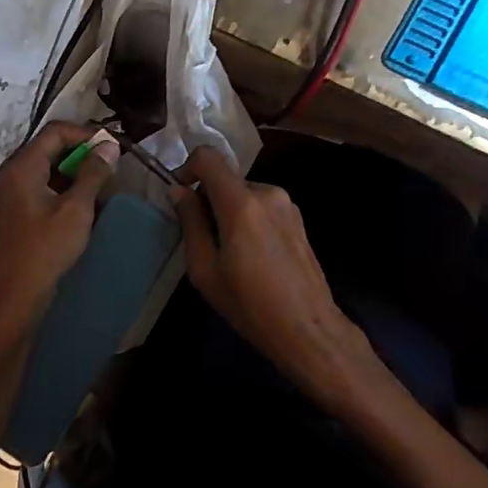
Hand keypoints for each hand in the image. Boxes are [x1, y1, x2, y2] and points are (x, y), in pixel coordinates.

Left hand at [0, 121, 117, 341]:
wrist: (20, 289)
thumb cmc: (48, 247)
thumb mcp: (76, 209)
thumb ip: (93, 173)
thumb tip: (109, 145)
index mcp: (23, 166)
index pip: (55, 131)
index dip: (85, 132)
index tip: (113, 144)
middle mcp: (15, 171)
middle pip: (50, 145)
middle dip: (82, 148)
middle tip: (112, 159)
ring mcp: (16, 188)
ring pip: (49, 164)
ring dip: (76, 166)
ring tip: (104, 176)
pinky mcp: (22, 205)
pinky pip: (45, 181)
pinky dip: (66, 182)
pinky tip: (87, 194)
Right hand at [171, 147, 377, 399]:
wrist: (308, 330)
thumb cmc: (249, 303)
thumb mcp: (204, 268)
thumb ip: (190, 222)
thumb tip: (179, 190)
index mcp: (242, 204)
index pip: (208, 156)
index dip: (188, 168)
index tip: (181, 195)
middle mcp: (268, 193)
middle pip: (225, 179)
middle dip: (207, 199)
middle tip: (202, 238)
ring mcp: (287, 205)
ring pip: (243, 194)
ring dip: (228, 211)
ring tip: (228, 251)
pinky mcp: (298, 220)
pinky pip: (261, 207)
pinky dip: (247, 220)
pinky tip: (251, 255)